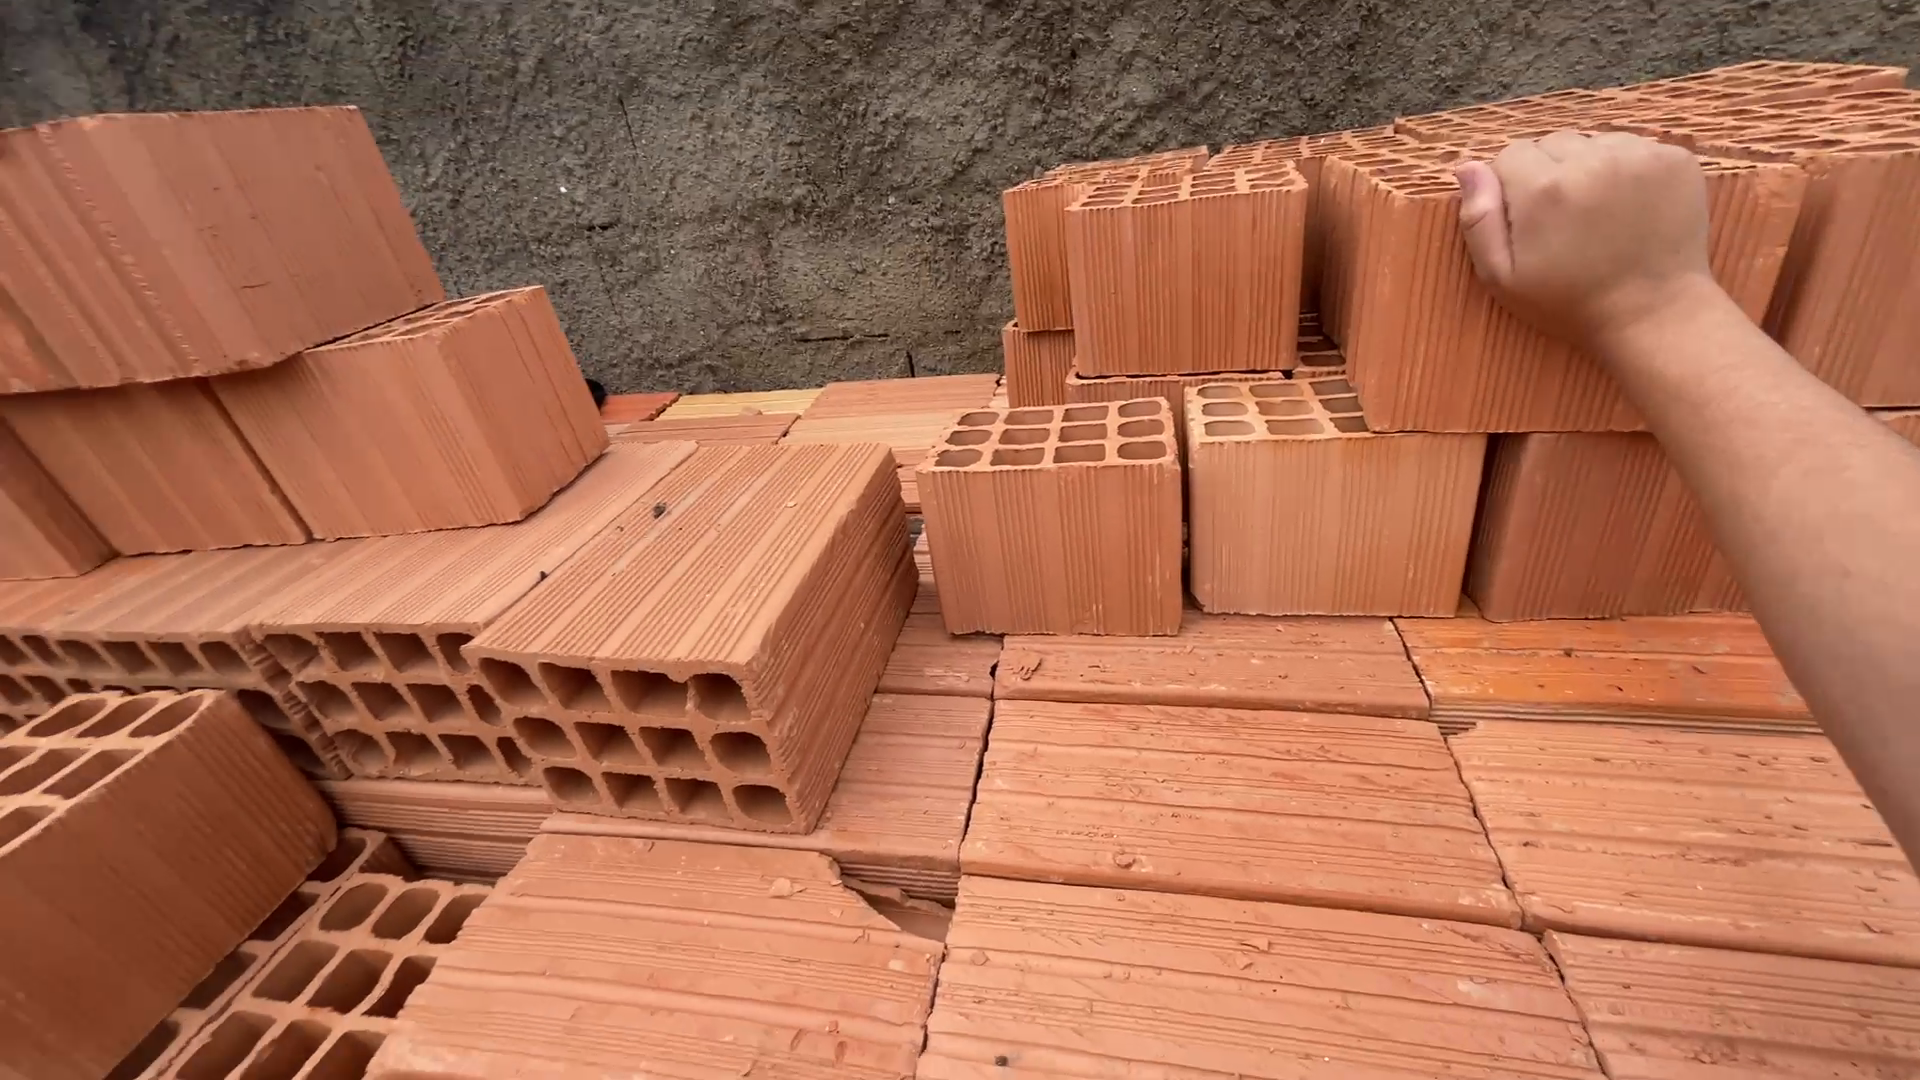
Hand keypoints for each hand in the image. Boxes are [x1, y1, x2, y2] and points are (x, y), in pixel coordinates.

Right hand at [1455, 131, 1719, 351]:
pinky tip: (1622, 204)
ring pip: (1593, 140)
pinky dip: (1621, 167)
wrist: (1649, 310)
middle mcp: (1592, 160)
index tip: (1517, 215)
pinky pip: (1633, 146)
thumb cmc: (1562, 301)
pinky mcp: (1675, 158)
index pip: (1509, 153)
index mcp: (1543, 189)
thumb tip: (1466, 167)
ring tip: (1589, 209)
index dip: (1506, 183)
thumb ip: (1479, 219)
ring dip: (1584, 166)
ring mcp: (1640, 155)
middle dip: (1545, 170)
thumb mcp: (1499, 276)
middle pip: (1551, 141)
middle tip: (1553, 216)